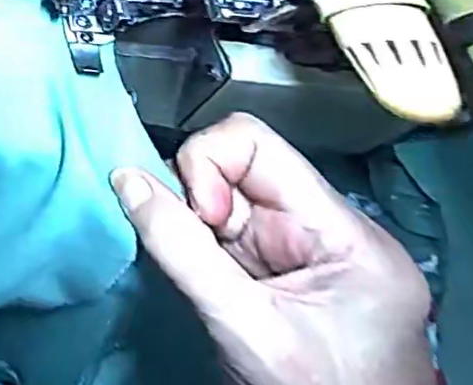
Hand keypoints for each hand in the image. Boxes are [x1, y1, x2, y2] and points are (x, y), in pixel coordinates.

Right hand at [110, 114, 433, 384]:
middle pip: (233, 164)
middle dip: (197, 200)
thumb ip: (181, 248)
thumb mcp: (246, 328)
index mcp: (347, 236)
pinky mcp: (282, 262)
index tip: (203, 219)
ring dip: (196, 224)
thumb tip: (124, 178)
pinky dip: (199, 241)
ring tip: (210, 275)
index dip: (207, 165)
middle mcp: (329, 229)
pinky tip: (212, 277)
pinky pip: (222, 223)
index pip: (253, 143)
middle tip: (199, 252)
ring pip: (220, 191)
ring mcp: (305, 246)